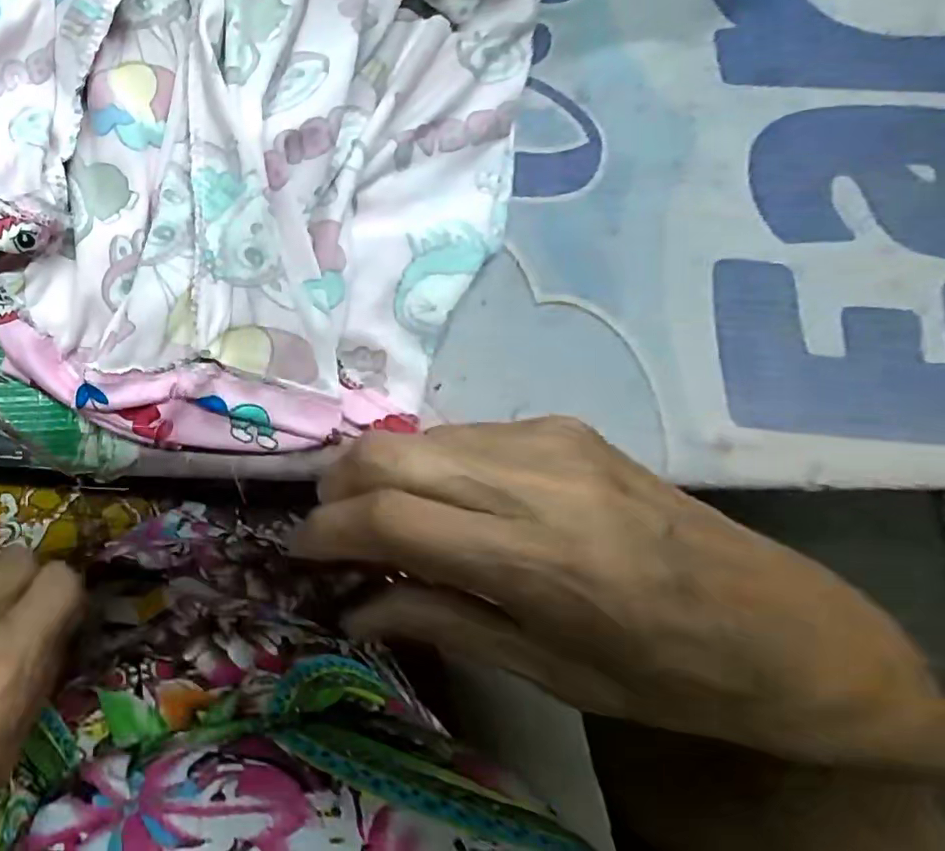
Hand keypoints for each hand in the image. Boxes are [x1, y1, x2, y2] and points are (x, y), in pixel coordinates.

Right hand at [291, 417, 944, 773]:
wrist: (800, 632)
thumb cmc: (669, 675)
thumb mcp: (547, 671)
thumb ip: (435, 623)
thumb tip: (347, 607)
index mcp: (539, 560)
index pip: (388, 520)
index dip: (325, 531)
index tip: (299, 551)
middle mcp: (536, 483)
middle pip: (380, 454)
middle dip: (333, 488)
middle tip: (331, 525)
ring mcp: (547, 442)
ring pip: (408, 436)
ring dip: (371, 471)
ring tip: (379, 511)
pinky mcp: (558, 425)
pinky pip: (452, 433)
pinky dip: (421, 462)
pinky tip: (442, 495)